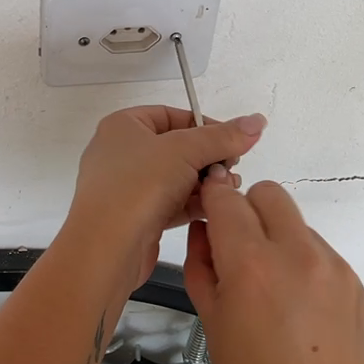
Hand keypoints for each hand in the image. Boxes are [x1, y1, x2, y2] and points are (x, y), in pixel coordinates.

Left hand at [62, 106, 265, 294]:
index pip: (172, 115)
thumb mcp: (185, 151)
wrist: (107, 247)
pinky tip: (215, 209)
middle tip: (232, 170)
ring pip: (175, 178)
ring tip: (229, 190)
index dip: (206, 126)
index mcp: (123, 126)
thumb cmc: (139, 185)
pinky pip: (169, 203)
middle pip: (176, 147)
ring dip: (204, 183)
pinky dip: (192, 204)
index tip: (235, 142)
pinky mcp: (135, 216)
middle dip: (209, 158)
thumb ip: (223, 137)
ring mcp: (126, 186)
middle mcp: (121, 152)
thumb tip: (257, 121)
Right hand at [183, 180, 363, 363]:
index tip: (204, 212)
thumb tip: (204, 231)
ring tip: (270, 289)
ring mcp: (332, 265)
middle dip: (245, 209)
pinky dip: (299, 261)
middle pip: (267, 193)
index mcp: (252, 265)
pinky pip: (317, 250)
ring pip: (294, 220)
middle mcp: (296, 253)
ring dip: (274, 236)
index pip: (226, 198)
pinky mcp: (354, 281)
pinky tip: (296, 307)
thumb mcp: (212, 326)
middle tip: (237, 251)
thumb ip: (202, 267)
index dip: (210, 199)